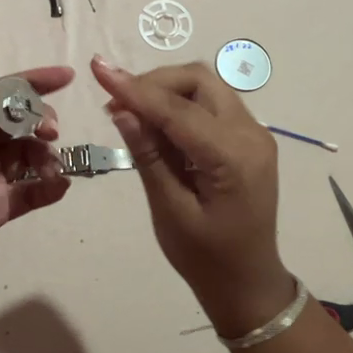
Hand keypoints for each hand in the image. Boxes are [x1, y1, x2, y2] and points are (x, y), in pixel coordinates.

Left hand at [0, 68, 74, 309]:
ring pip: (23, 157)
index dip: (29, 84)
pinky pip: (26, 193)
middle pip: (13, 125)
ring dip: (45, 157)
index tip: (66, 77)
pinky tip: (61, 188)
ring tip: (56, 170)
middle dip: (39, 121)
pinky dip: (46, 188)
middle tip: (55, 134)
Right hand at [91, 56, 297, 336]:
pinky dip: (178, 104)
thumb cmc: (205, 257)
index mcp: (233, 158)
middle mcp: (251, 135)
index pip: (178, 110)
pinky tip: (153, 124)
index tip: (98, 70)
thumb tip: (121, 111)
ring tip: (129, 114)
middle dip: (152, 83)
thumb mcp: (169, 211)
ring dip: (164, 91)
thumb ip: (148, 157)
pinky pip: (210, 104)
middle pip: (197, 81)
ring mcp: (254, 133)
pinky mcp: (247, 137)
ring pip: (204, 86)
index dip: (135, 89)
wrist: (247, 282)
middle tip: (115, 105)